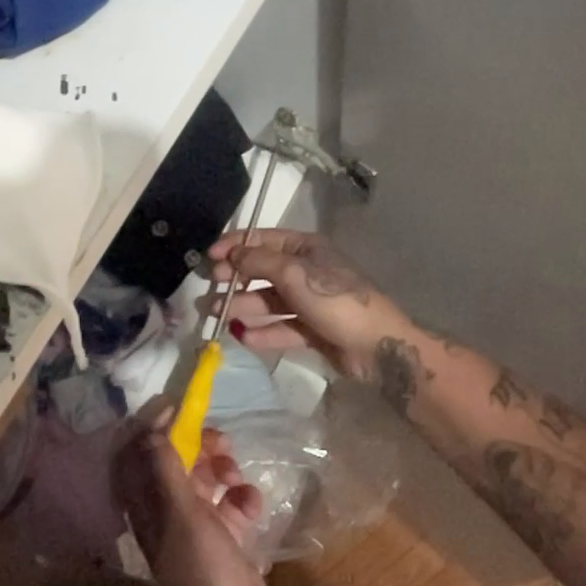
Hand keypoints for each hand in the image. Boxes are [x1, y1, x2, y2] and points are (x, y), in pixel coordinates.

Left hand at [115, 415, 274, 585]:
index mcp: (146, 507)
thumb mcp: (182, 516)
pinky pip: (232, 507)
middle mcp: (167, 514)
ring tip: (236, 471)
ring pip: (205, 481)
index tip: (182, 407)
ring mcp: (197, 528)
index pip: (140, 456)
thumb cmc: (202, 572)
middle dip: (196, 446)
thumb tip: (152, 425)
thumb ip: (166, 469)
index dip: (156, 429)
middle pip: (176, 464)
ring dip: (221, 468)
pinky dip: (242, 499)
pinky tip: (252, 503)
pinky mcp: (226, 542)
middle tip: (221, 439)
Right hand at [206, 229, 410, 372]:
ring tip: (217, 315)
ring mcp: (309, 301)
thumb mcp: (293, 274)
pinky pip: (280, 327)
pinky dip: (262, 331)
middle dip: (236, 279)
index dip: (235, 246)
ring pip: (269, 301)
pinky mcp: (312, 330)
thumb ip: (258, 263)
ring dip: (243, 307)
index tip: (210, 258)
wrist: (376, 345)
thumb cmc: (334, 299)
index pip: (263, 240)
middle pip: (263, 271)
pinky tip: (242, 337)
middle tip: (212, 289)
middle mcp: (306, 271)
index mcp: (306, 249)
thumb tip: (231, 255)